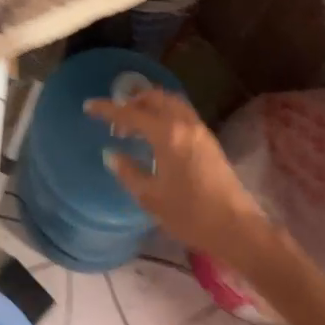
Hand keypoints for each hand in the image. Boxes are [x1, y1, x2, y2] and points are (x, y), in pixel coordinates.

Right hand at [85, 87, 269, 265]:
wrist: (236, 227)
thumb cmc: (190, 214)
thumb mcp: (151, 198)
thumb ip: (128, 172)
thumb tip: (112, 154)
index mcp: (167, 134)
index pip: (130, 113)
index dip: (107, 109)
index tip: (88, 106)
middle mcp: (184, 124)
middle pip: (154, 98)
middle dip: (131, 102)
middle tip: (115, 119)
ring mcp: (200, 130)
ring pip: (171, 102)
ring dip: (150, 105)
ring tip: (135, 123)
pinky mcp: (209, 140)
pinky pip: (182, 113)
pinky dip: (165, 113)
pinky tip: (157, 134)